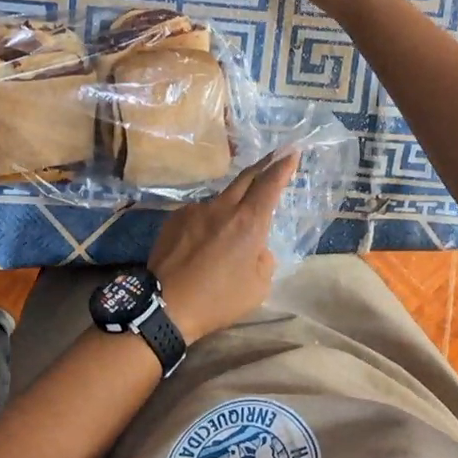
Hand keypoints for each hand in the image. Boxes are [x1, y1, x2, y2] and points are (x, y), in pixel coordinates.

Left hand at [148, 151, 299, 342]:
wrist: (165, 306)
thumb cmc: (218, 300)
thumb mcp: (258, 286)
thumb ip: (264, 259)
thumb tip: (257, 247)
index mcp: (249, 222)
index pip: (270, 184)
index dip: (283, 166)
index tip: (292, 151)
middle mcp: (223, 207)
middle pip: (246, 177)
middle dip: (263, 166)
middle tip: (274, 159)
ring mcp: (195, 209)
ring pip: (221, 199)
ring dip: (232, 204)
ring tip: (230, 229)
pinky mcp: (175, 217)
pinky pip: (199, 213)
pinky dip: (208, 221)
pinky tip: (203, 243)